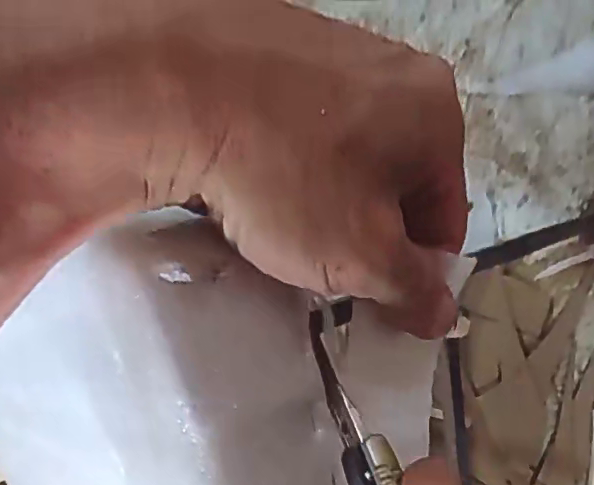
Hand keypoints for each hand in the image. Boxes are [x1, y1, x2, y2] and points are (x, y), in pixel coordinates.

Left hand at [0, 0, 467, 337]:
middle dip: (370, 246)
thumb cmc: (269, 170)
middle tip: (332, 292)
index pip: (445, 210)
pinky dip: (282, 192)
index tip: (388, 315)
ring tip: (286, 259)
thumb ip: (406, 282)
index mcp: (421, 111)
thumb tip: (449, 315)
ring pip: (338, 168)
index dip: (419, 270)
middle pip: (394, 187)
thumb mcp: (348, 249)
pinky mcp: (252, 63)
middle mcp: (376, 74)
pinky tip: (250, 212)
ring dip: (323, 223)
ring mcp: (314, 60)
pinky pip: (290, 147)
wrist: (143, 76)